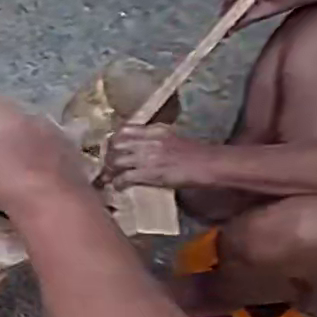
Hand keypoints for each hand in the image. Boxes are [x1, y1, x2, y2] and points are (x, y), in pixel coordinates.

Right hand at [0, 93, 96, 219]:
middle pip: (10, 113)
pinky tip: (34, 174)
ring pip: (33, 130)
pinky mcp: (72, 157)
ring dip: (20, 139)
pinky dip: (40, 156)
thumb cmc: (8, 185)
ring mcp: (56, 137)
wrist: (58, 206)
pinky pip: (51, 149)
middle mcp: (33, 119)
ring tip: (8, 159)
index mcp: (5, 118)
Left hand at [106, 125, 232, 188]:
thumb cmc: (194, 154)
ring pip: (116, 161)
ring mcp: (148, 157)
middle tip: (107, 166)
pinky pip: (125, 177)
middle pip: (115, 144)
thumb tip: (138, 146)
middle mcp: (148, 140)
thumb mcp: (171, 138)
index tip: (111, 149)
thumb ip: (153, 140)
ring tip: (110, 178)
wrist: (209, 164)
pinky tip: (119, 187)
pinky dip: (118, 183)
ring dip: (110, 171)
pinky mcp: (150, 173)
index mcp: (154, 130)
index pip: (124, 129)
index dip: (113, 140)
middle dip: (108, 156)